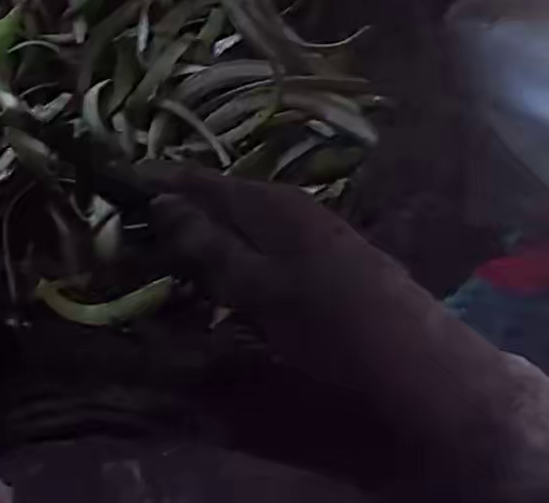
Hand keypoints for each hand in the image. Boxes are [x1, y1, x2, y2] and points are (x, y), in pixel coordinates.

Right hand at [139, 163, 548, 502]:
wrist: (433, 372)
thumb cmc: (336, 326)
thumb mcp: (259, 289)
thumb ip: (207, 243)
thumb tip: (161, 202)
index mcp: (266, 201)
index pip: (195, 176)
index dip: (155, 177)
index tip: (115, 178)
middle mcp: (283, 202)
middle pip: (213, 193)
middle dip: (172, 204)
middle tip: (131, 223)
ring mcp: (304, 226)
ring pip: (233, 217)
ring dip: (198, 228)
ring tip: (163, 248)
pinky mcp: (317, 252)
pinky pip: (254, 238)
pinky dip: (226, 247)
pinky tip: (216, 271)